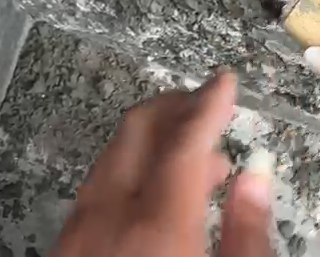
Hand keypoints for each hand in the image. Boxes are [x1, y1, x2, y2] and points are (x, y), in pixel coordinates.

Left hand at [52, 71, 272, 256]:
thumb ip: (245, 236)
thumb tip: (254, 179)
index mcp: (157, 226)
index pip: (184, 141)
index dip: (209, 103)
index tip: (225, 80)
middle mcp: (109, 214)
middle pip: (139, 127)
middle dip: (177, 105)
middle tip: (211, 106)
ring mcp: (78, 227)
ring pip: (114, 150)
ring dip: (154, 137)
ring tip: (198, 158)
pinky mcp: (64, 242)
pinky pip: (98, 181)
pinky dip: (129, 167)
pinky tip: (156, 190)